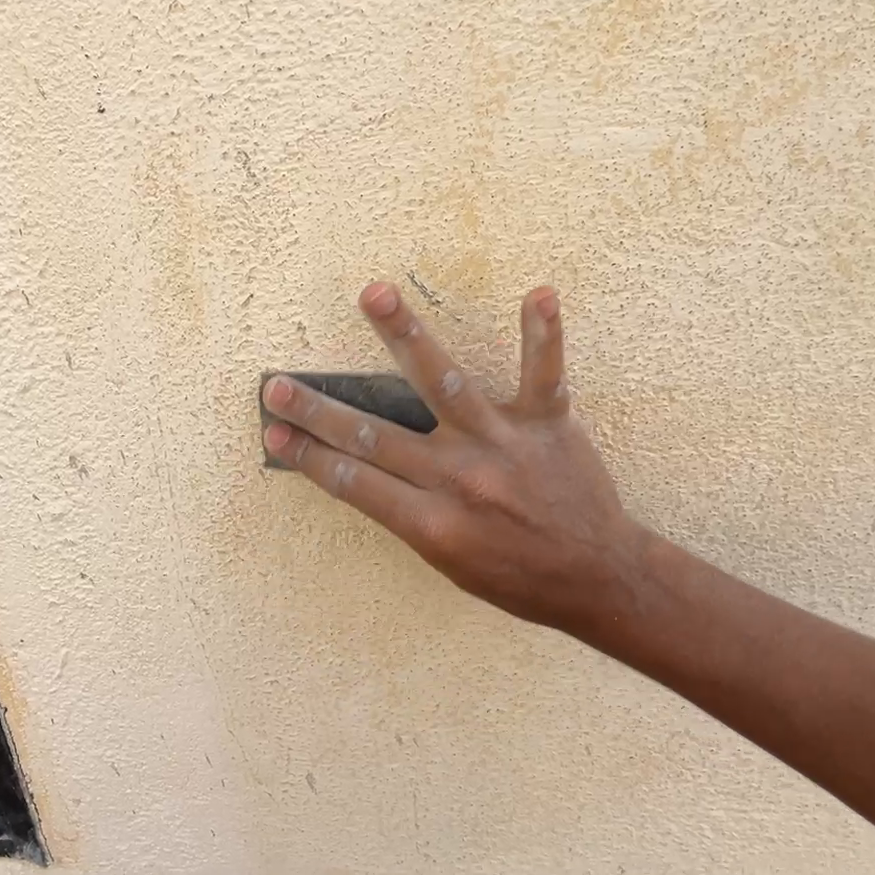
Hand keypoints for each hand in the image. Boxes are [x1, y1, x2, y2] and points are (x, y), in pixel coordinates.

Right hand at [261, 282, 657, 632]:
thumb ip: (404, 511)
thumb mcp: (446, 562)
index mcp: (432, 522)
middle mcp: (459, 479)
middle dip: (317, 410)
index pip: (352, 481)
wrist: (602, 581)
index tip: (272, 430)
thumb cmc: (517, 577)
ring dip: (404, 334)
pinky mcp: (546, 425)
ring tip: (374, 294)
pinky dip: (543, 334)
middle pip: (373, 436)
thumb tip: (356, 470)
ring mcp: (502, 445)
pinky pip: (543, 374)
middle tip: (278, 385)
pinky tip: (538, 293)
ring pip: (442, 382)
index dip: (306, 455)